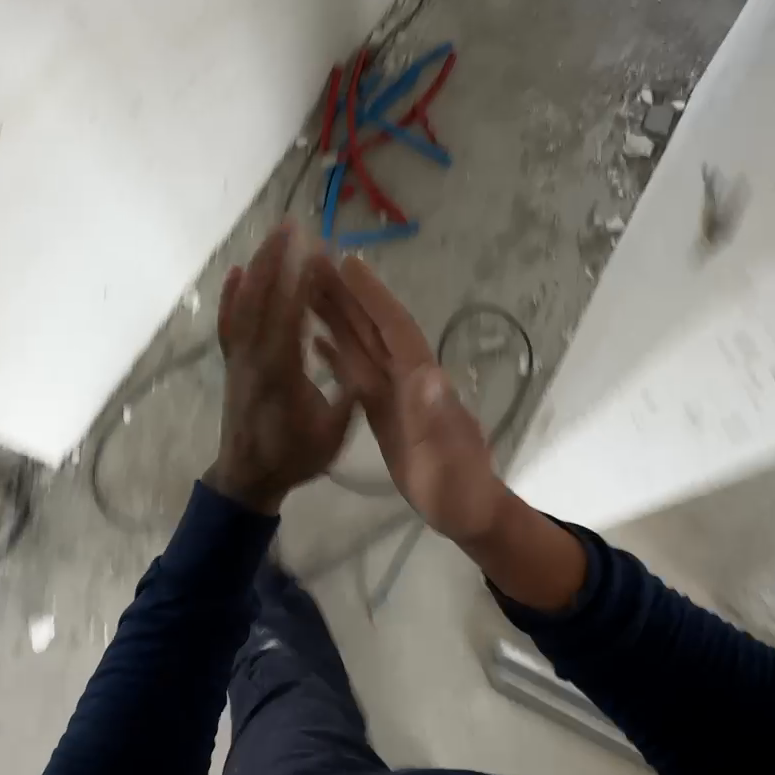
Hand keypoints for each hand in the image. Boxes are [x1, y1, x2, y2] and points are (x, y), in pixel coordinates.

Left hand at [206, 226, 354, 514]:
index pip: (289, 317)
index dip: (299, 282)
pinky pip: (228, 323)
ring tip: (273, 236)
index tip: (313, 249)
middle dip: (276, 259)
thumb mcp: (331, 434)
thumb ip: (347, 399)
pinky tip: (236, 271)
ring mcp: (239, 357)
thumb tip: (369, 365)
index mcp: (281, 373)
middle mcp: (254, 357)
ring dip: (258, 267)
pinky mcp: (232, 361)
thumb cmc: (294, 457)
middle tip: (291, 225)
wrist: (247, 477)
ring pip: (244, 304)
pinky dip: (231, 295)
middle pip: (262, 299)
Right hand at [311, 257, 509, 543]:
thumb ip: (437, 418)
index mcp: (422, 380)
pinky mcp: (383, 408)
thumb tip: (428, 374)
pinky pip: (356, 371)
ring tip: (306, 288)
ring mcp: (394, 391)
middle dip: (347, 294)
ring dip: (337, 314)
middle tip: (314, 262)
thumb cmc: (460, 489)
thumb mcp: (448, 458)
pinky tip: (315, 338)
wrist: (468, 513)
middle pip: (374, 326)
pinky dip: (336, 351)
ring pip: (362, 343)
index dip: (373, 296)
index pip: (396, 329)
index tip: (349, 262)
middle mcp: (407, 376)